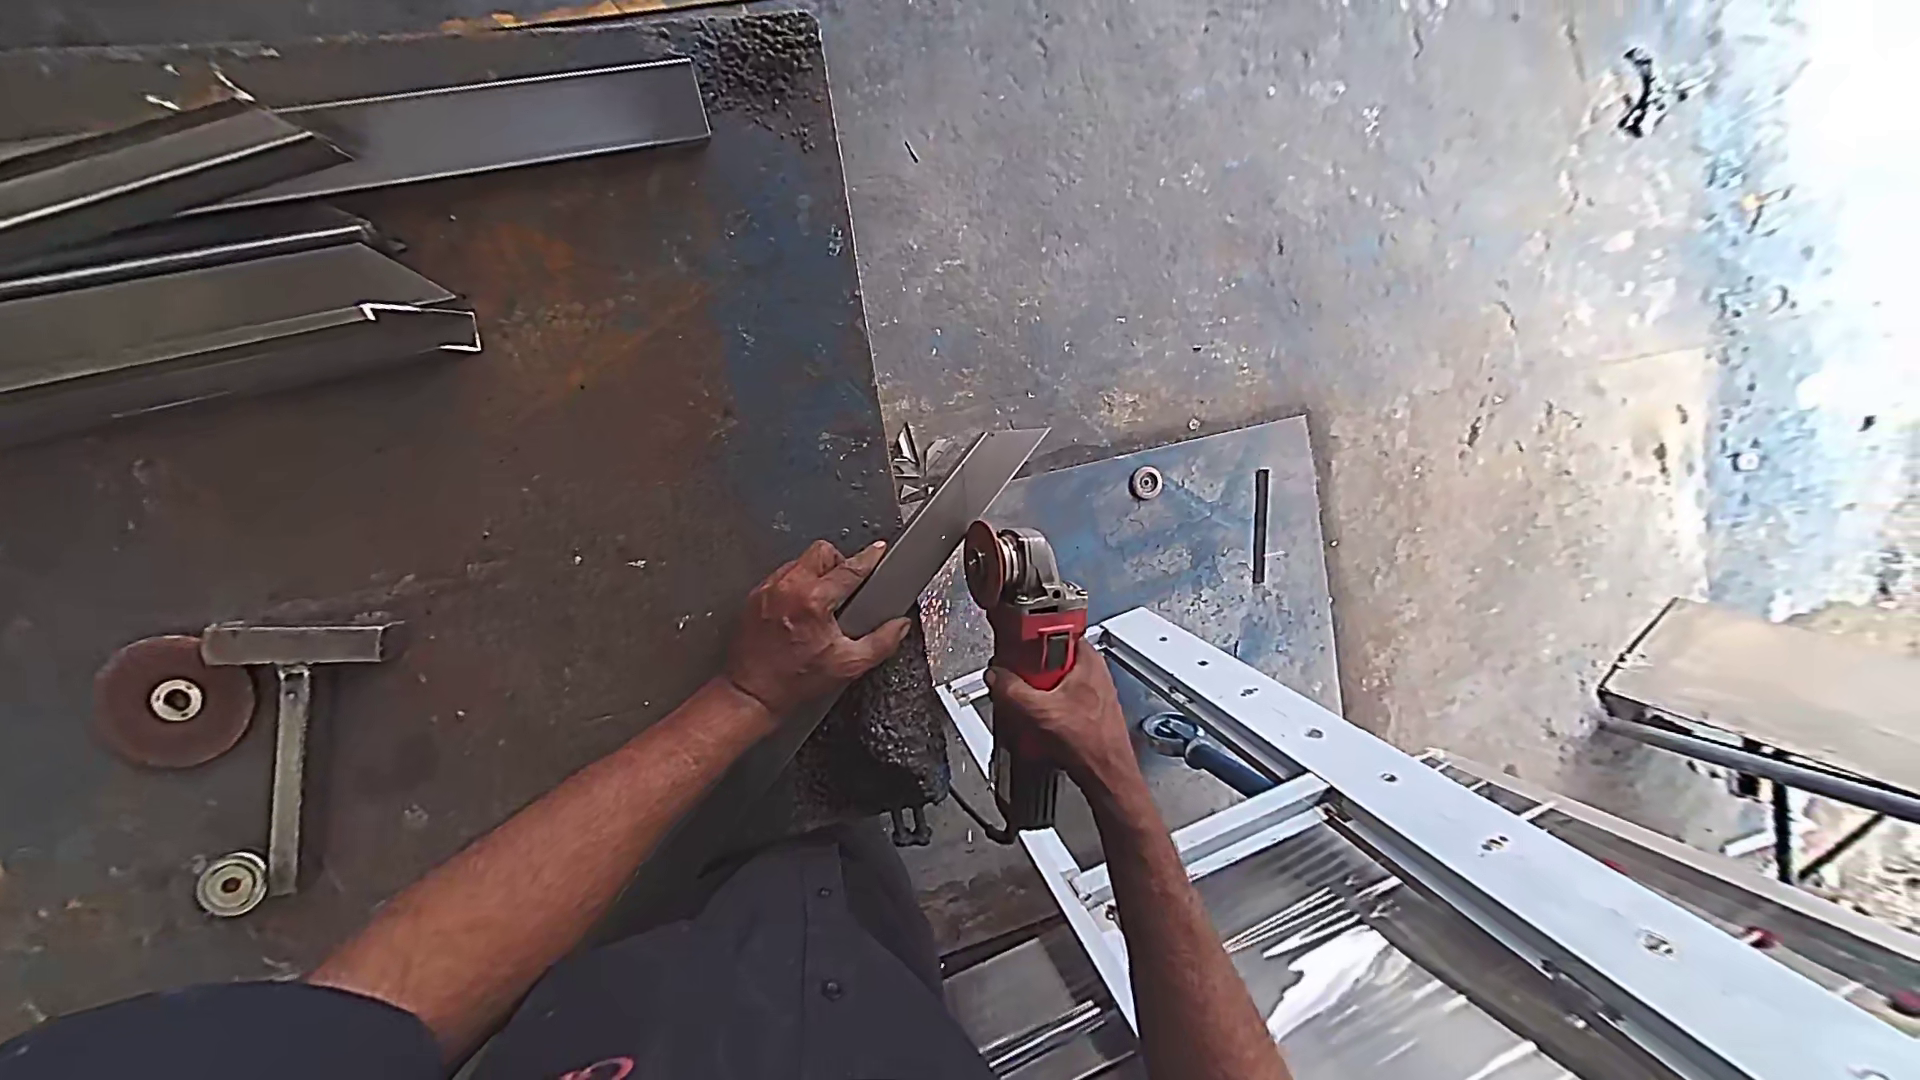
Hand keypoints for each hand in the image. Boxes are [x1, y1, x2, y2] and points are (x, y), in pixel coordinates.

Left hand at [724, 539, 913, 719]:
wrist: (754, 693)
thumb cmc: (795, 681)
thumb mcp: (849, 665)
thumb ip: (882, 642)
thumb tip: (899, 626)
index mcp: (814, 600)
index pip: (849, 568)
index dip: (869, 558)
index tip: (878, 551)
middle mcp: (788, 588)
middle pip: (821, 552)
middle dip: (838, 562)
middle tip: (844, 584)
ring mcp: (769, 590)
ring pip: (800, 561)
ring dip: (816, 573)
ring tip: (822, 599)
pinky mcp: (755, 596)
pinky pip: (781, 576)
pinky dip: (795, 584)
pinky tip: (801, 607)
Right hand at [985, 639, 1145, 808]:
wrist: (1107, 776)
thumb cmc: (1090, 744)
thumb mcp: (1039, 711)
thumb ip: (1011, 689)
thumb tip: (997, 676)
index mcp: (1087, 660)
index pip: (1055, 631)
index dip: (1032, 637)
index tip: (1016, 645)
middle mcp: (1094, 671)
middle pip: (1051, 658)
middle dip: (1031, 669)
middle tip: (1018, 680)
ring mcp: (1094, 690)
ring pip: (1055, 679)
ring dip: (1038, 689)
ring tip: (1027, 703)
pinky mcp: (1090, 709)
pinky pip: (1062, 697)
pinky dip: (1048, 704)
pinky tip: (1040, 720)